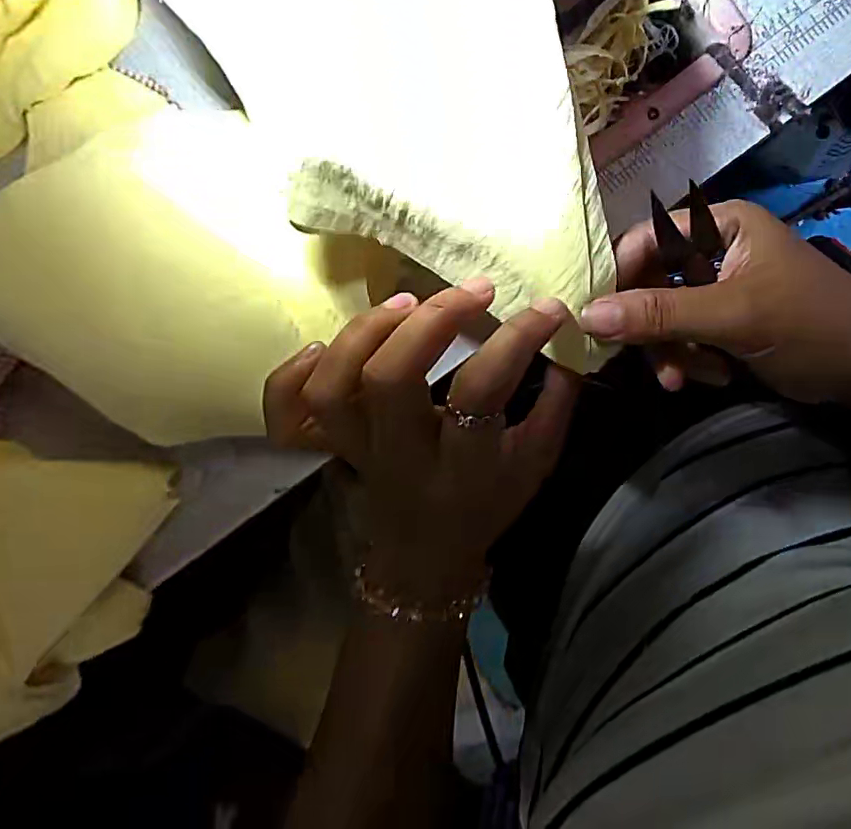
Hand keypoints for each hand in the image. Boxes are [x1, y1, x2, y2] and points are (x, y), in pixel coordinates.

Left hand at [263, 279, 580, 600]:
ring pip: (333, 389)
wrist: (426, 560)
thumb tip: (563, 337)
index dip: (515, 340)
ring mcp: (356, 453)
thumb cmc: (489, 504)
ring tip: (410, 301)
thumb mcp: (538, 462)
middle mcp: (402, 458)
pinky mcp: (327, 449)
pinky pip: (287, 413)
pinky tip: (328, 344)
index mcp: (462, 467)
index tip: (547, 308)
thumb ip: (556, 402)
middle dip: (433, 321)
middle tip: (476, 291)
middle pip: (391, 380)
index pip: (481, 392)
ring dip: (367, 332)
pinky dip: (294, 371)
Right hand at [579, 200, 850, 403]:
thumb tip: (588, 315)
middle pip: (655, 282)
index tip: (600, 319)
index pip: (648, 239)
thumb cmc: (811, 326)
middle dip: (656, 329)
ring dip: (676, 351)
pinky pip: (690, 335)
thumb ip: (661, 314)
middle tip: (657, 367)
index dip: (621, 277)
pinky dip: (696, 359)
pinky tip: (719, 378)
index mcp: (721, 224)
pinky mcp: (731, 320)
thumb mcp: (734, 316)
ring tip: (695, 379)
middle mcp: (718, 247)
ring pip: (669, 315)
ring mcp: (725, 285)